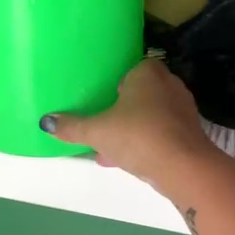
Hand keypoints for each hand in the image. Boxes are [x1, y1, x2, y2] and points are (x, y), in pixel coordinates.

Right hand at [42, 59, 215, 185]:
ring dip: (132, 127)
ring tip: (109, 145)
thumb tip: (45, 122)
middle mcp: (169, 85)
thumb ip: (71, 126)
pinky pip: (160, 133)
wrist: (183, 168)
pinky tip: (125, 160)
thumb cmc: (138, 135)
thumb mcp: (97, 131)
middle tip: (104, 119)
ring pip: (150, 114)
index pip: (133, 67)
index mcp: (147, 73)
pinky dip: (145, 143)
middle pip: (141, 92)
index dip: (117, 81)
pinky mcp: (189, 134)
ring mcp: (182, 110)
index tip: (103, 96)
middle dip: (123, 107)